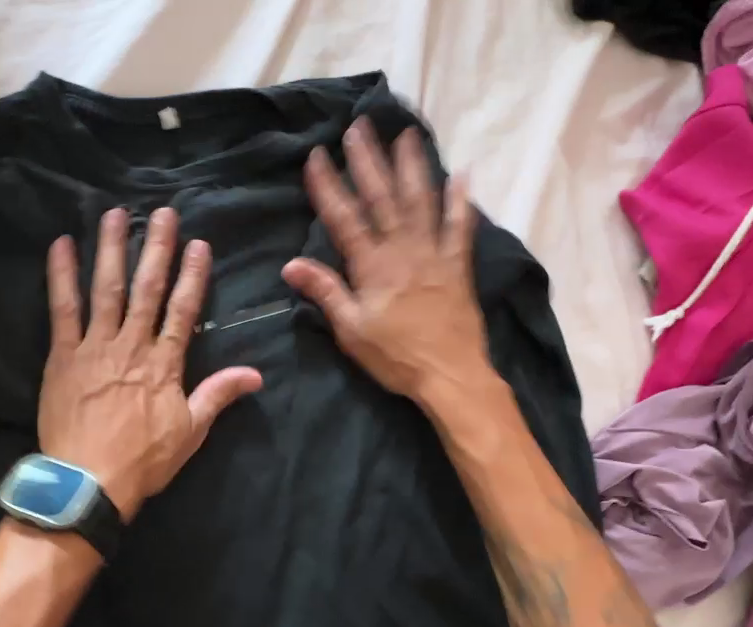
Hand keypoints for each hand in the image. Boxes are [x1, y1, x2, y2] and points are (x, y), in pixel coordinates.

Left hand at [39, 207, 262, 519]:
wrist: (89, 481)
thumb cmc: (144, 461)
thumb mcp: (191, 432)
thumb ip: (219, 395)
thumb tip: (256, 375)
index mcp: (164, 365)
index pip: (183, 311)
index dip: (192, 276)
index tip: (198, 245)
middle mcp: (132, 346)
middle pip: (147, 290)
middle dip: (157, 249)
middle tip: (162, 213)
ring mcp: (95, 348)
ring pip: (106, 290)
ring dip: (112, 250)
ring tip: (116, 215)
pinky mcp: (63, 356)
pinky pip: (62, 309)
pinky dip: (62, 276)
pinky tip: (62, 245)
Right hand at [281, 118, 497, 408]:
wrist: (450, 373)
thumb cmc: (395, 357)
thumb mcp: (351, 330)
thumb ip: (325, 292)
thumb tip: (291, 265)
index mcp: (371, 266)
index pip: (343, 218)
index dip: (328, 186)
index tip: (317, 155)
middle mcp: (402, 250)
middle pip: (382, 198)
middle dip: (368, 161)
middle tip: (359, 126)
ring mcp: (433, 254)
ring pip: (421, 201)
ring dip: (412, 166)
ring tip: (406, 134)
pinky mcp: (458, 266)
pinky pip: (460, 227)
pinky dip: (461, 201)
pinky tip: (462, 175)